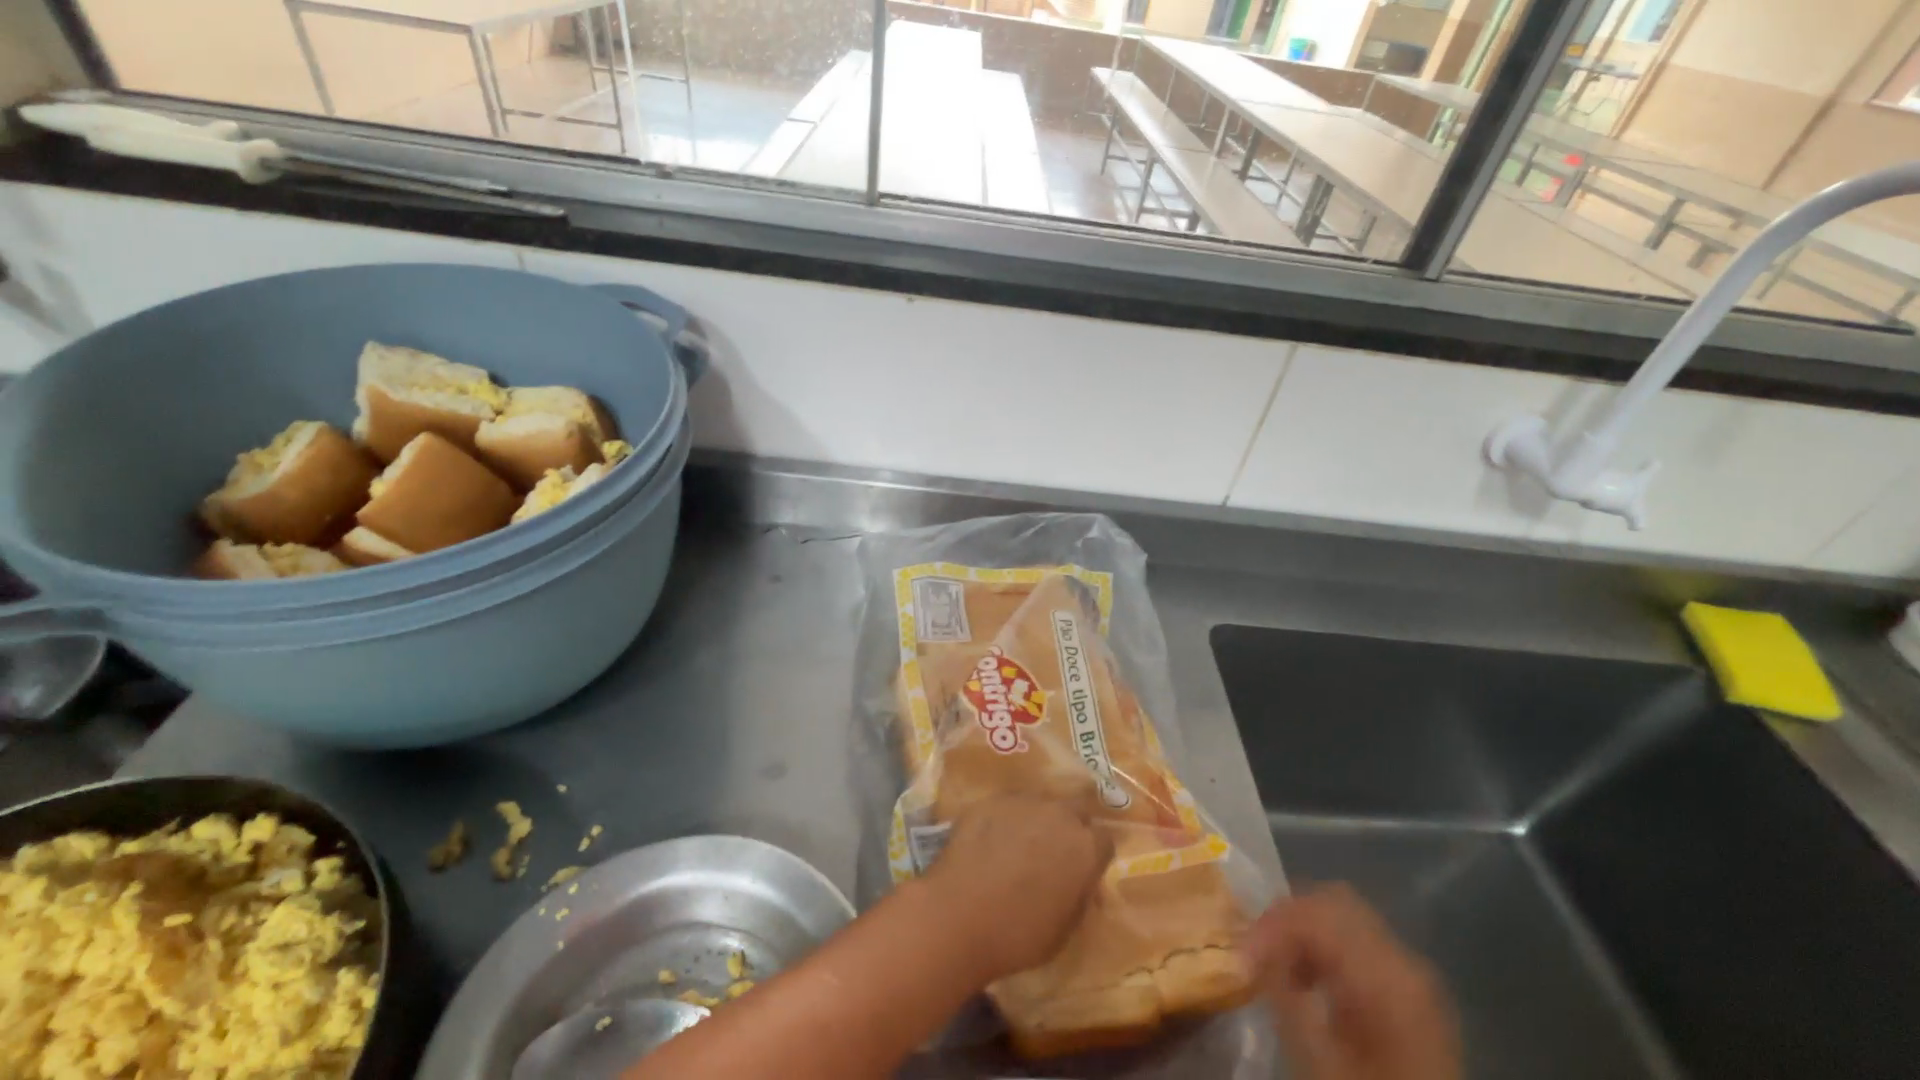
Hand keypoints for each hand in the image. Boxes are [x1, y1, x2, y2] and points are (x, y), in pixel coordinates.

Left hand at [922, 794, 1112, 982]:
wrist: (959, 916)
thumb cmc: (1018, 935)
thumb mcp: (1065, 928)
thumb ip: (1079, 896)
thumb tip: (1080, 883)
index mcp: (1087, 848)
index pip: (1103, 840)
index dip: (1092, 855)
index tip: (1081, 870)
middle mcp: (1060, 816)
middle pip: (1074, 810)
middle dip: (1068, 827)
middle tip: (1051, 853)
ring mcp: (1023, 803)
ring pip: (1039, 804)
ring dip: (1035, 820)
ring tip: (1016, 845)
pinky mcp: (989, 801)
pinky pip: (1006, 806)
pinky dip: (1003, 820)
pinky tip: (988, 841)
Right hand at [1245, 885, 1461, 1079]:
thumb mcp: (1320, 1064)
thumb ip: (1286, 1000)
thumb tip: (1253, 952)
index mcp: (1385, 977)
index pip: (1318, 914)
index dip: (1271, 924)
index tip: (1240, 954)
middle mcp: (1405, 961)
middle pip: (1335, 902)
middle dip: (1286, 919)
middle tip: (1254, 952)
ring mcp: (1412, 974)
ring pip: (1346, 918)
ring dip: (1304, 932)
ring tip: (1275, 969)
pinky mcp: (1410, 990)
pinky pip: (1360, 945)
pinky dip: (1325, 949)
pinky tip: (1306, 983)